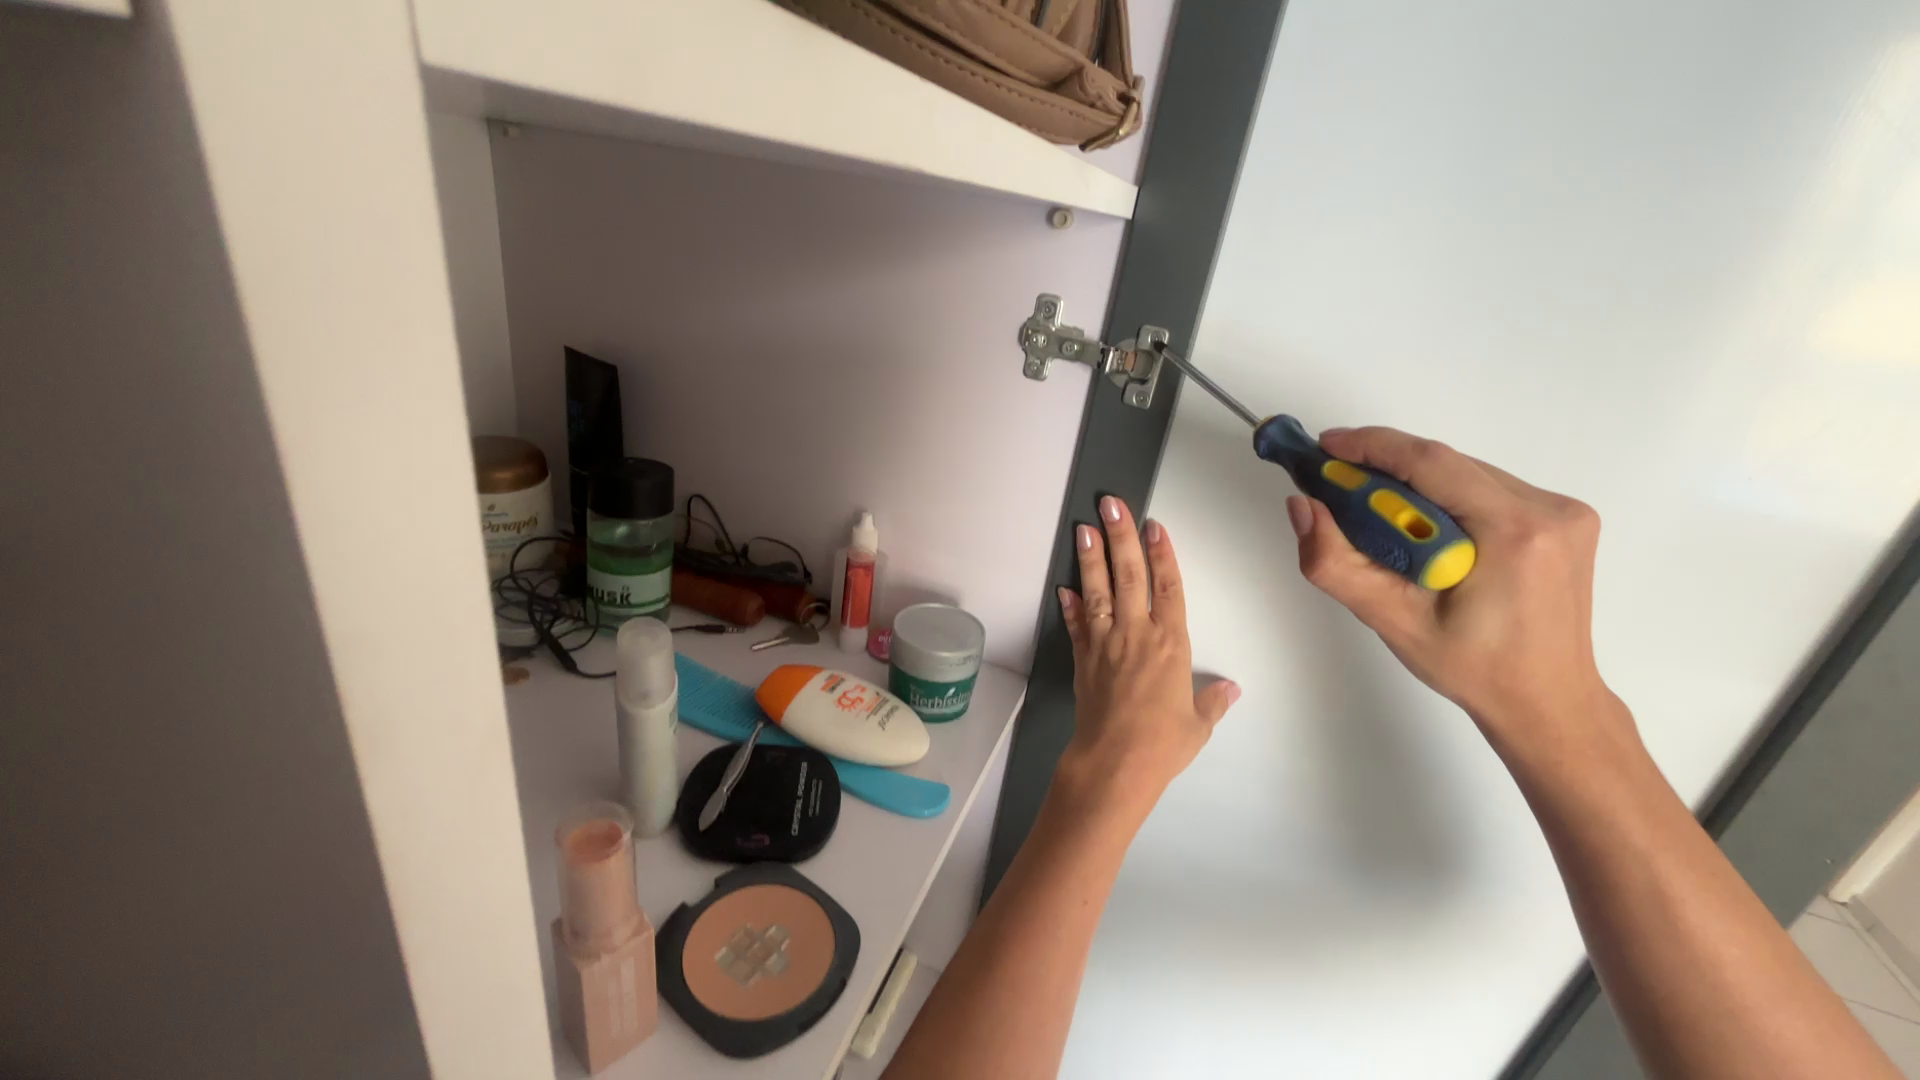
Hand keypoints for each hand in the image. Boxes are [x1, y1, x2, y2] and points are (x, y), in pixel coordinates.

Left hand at [1056, 495, 1239, 817]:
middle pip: (1129, 575)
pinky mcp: (1083, 660)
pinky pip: (1077, 626)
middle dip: (1121, 536)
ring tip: (1085, 529)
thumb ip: (1212, 702)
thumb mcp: (1197, 724)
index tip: (1154, 526)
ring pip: (1098, 591)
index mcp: (1171, 644)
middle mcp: (1136, 635)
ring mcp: (1106, 644)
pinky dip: (1071, 605)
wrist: (1115, 764)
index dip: (1162, 554)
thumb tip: (1230, 689)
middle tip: (1111, 505)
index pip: (1168, 587)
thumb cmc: (1162, 745)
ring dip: (1091, 558)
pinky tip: (1065, 587)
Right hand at [1288, 427, 1625, 759]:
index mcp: (1515, 533)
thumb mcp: (1391, 620)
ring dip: (1413, 483)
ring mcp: (1565, 511)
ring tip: (1372, 513)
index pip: (1432, 463)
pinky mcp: (1565, 518)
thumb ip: (1335, 563)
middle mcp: (1550, 509)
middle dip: (1385, 466)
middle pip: (1448, 464)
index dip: (1372, 446)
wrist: (1547, 701)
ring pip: (1466, 472)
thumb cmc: (1471, 668)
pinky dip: (1443, 496)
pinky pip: (1487, 488)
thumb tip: (1302, 505)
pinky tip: (1420, 529)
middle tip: (1334, 482)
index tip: (1324, 446)